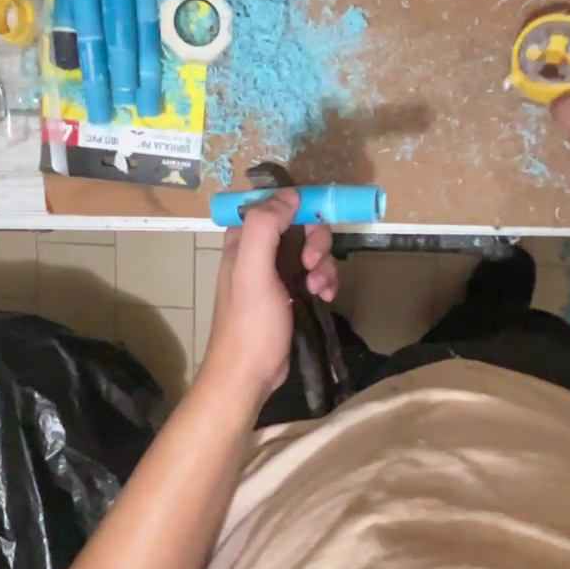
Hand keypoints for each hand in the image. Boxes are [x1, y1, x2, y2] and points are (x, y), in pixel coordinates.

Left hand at [197, 190, 338, 396]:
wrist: (250, 373)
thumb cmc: (249, 323)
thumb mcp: (251, 271)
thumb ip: (264, 227)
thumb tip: (290, 194)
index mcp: (243, 240)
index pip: (275, 205)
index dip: (299, 210)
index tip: (311, 227)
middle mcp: (258, 252)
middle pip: (299, 227)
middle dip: (315, 243)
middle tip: (313, 265)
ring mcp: (275, 274)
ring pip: (311, 251)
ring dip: (323, 265)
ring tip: (320, 289)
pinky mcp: (290, 295)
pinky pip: (315, 274)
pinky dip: (325, 281)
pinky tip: (326, 297)